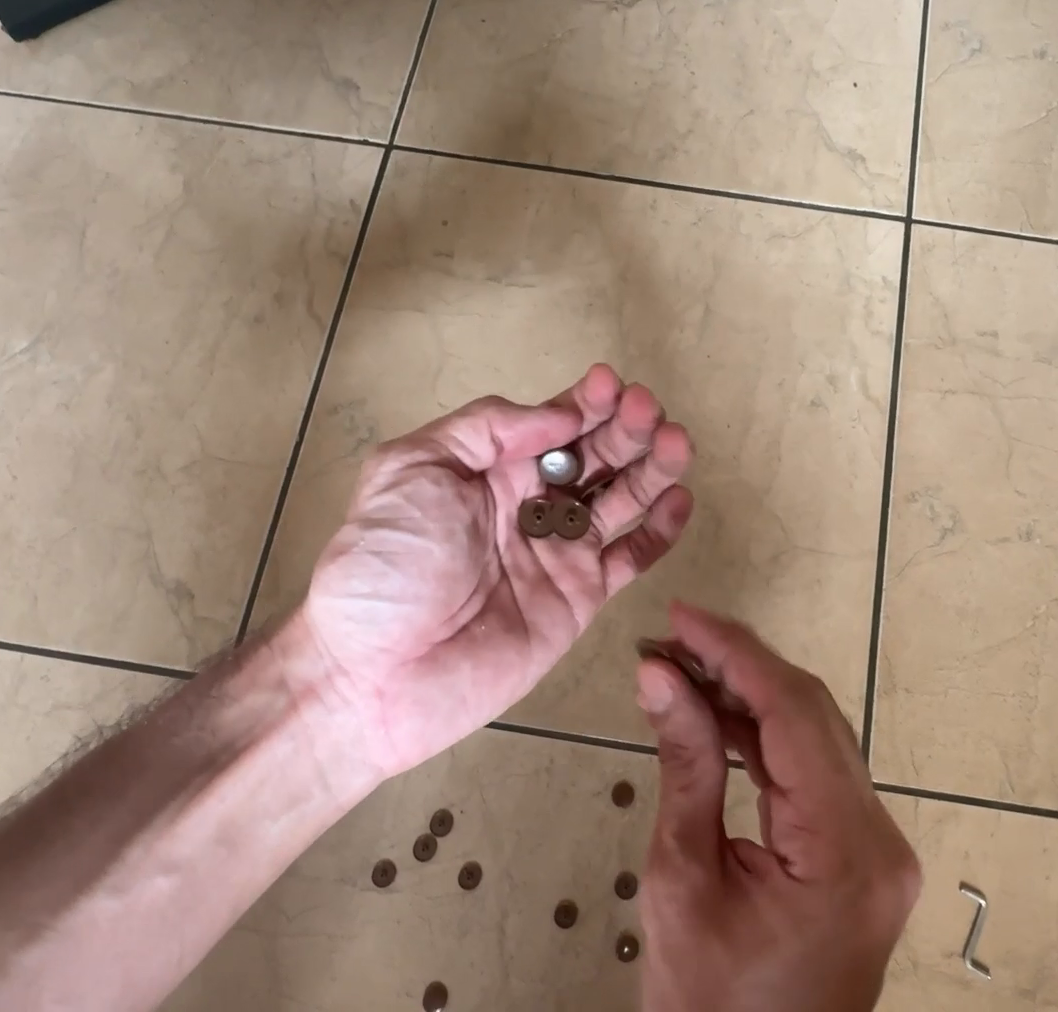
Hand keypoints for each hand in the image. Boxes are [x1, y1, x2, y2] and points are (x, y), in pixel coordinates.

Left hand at [279, 364, 693, 783]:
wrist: (378, 672)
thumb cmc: (387, 561)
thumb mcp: (413, 467)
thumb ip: (486, 429)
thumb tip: (558, 417)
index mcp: (489, 470)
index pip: (551, 426)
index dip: (584, 404)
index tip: (610, 385)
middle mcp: (530, 505)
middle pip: (594, 458)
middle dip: (625, 429)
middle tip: (651, 409)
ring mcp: (560, 553)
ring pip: (620, 501)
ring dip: (652, 468)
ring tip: (677, 441)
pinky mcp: (581, 599)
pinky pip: (630, 559)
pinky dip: (658, 531)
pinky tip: (679, 498)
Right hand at [637, 603, 921, 1011]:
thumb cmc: (706, 1001)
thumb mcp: (682, 880)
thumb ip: (683, 766)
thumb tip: (659, 673)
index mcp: (846, 849)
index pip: (793, 715)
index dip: (736, 654)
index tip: (681, 617)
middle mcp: (879, 837)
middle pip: (811, 718)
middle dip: (739, 667)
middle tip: (671, 639)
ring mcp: (875, 846)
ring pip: (813, 737)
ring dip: (748, 697)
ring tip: (683, 668)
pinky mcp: (858, 853)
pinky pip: (810, 773)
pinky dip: (762, 739)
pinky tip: (716, 714)